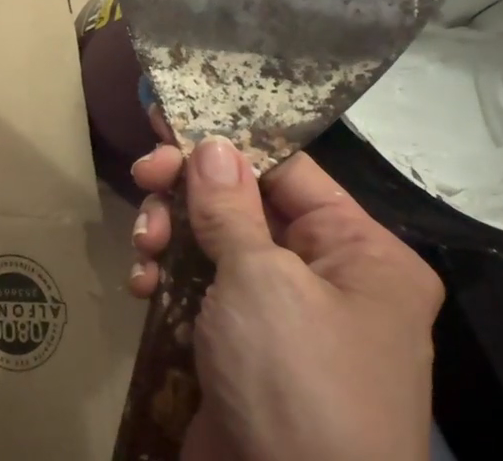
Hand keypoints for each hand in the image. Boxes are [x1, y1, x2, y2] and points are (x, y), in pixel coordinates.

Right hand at [128, 136, 443, 460]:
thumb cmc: (295, 378)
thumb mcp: (261, 279)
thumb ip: (229, 205)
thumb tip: (213, 142)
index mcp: (361, 254)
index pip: (288, 170)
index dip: (223, 143)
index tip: (162, 123)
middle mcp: (329, 278)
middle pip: (243, 203)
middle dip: (186, 195)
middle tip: (140, 181)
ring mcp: (283, 315)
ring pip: (213, 243)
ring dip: (169, 236)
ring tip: (143, 253)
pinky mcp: (243, 344)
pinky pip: (201, 288)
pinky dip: (167, 279)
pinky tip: (142, 287)